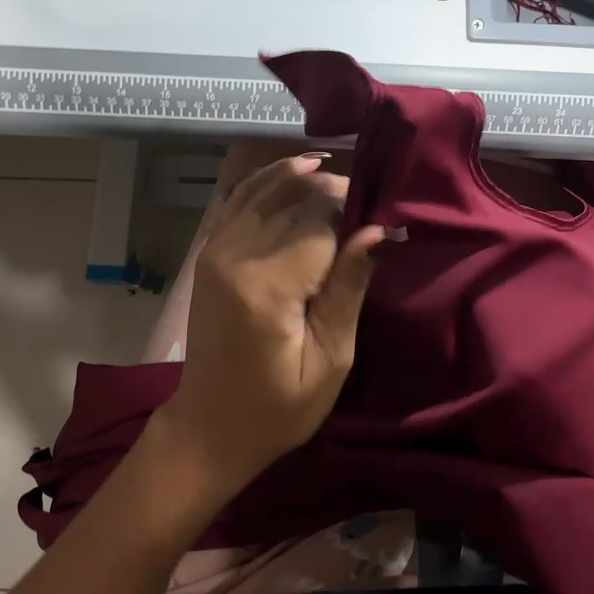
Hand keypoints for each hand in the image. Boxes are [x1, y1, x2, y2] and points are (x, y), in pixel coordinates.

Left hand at [157, 153, 386, 487]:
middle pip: (298, 195)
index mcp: (267, 284)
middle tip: (370, 211)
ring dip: (309, 179)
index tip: (384, 222)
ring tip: (345, 186)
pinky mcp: (210, 248)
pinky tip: (300, 168)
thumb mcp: (330, 359)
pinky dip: (272, 177)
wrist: (209, 425)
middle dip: (337, 193)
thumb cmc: (279, 408)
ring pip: (270, 186)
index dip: (357, 209)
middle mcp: (236, 252)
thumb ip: (349, 287)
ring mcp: (216, 246)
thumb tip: (382, 229)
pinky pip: (242, 196)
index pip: (321, 215)